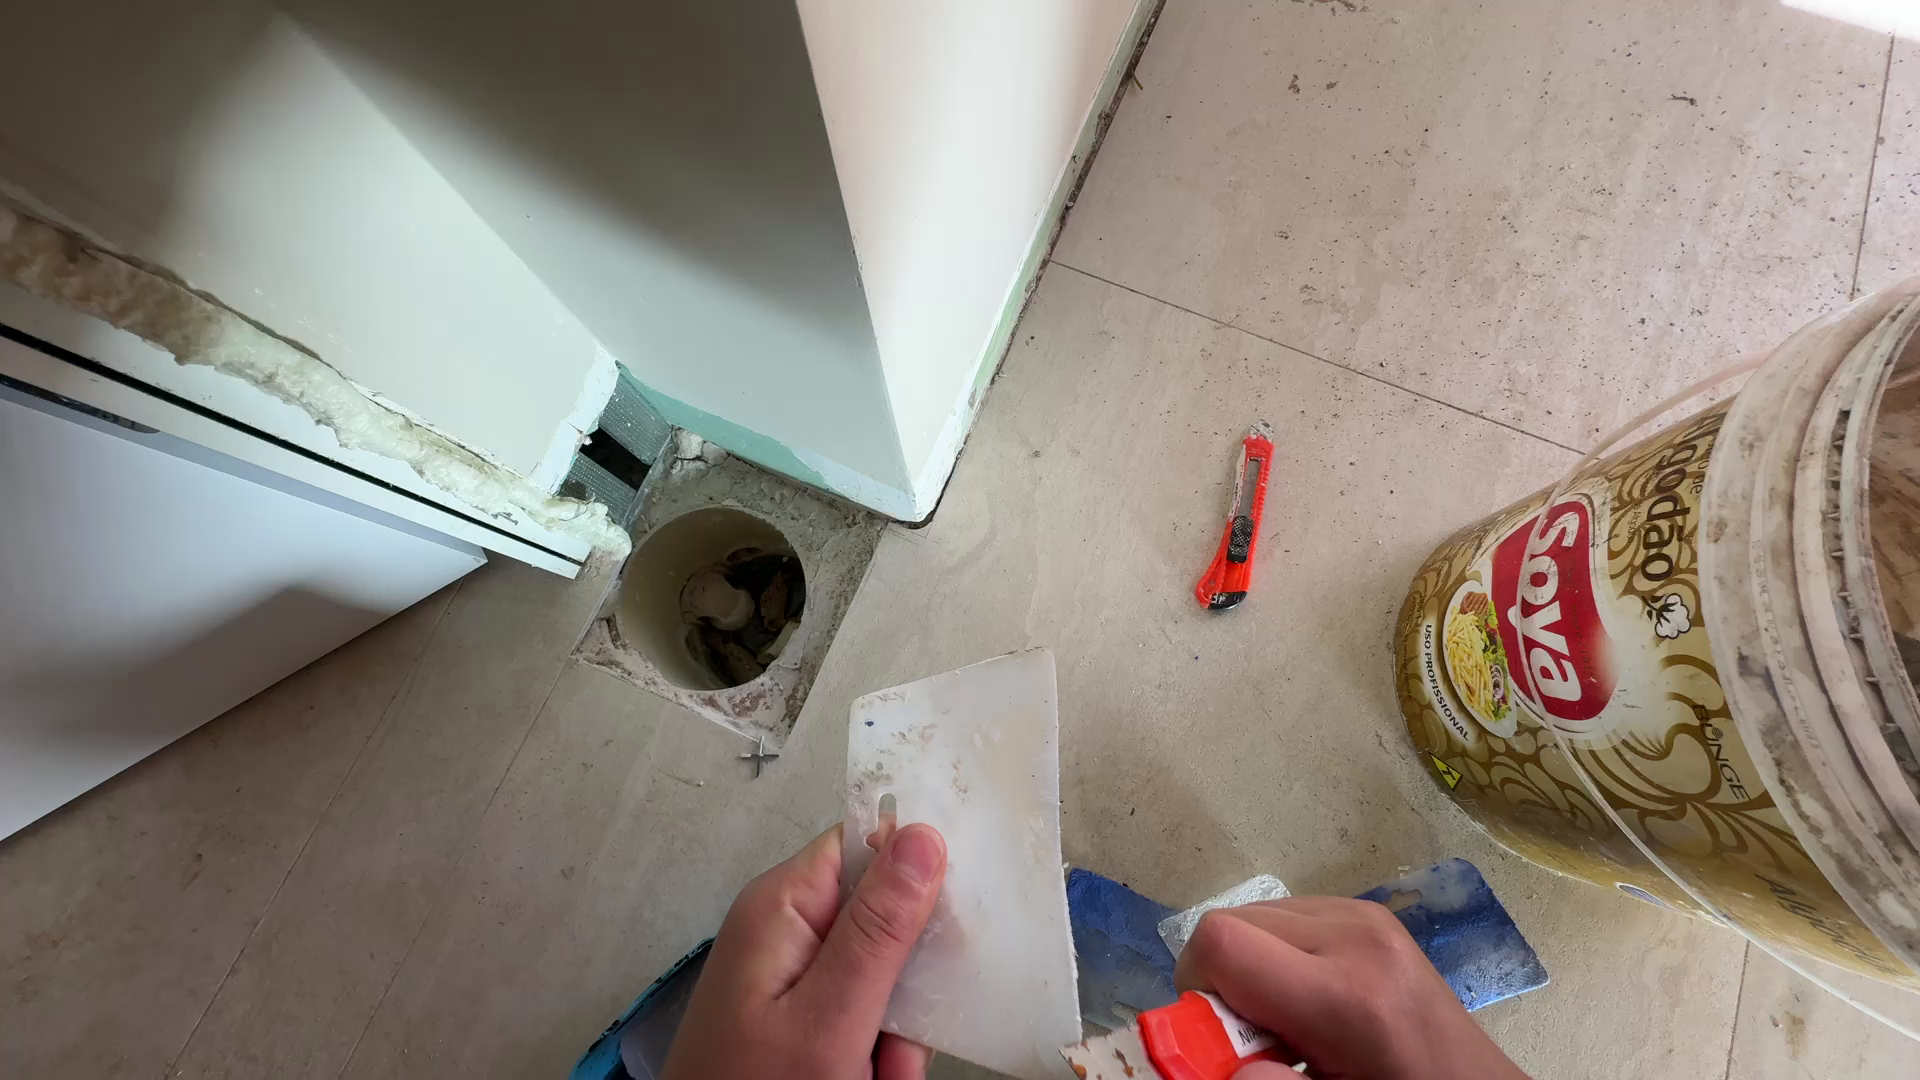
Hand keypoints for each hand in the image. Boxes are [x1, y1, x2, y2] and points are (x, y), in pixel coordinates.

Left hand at [662, 822, 947, 1079]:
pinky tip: (871, 1077)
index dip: (913, 867)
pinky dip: (877, 1044)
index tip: (946, 918)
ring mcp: (794, 967)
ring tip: (878, 1075)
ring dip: (896, 1023)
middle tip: (898, 1036)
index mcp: (782, 901)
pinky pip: (863, 1001)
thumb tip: (924, 834)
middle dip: (905, 972)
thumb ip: (878, 928)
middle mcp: (787, 922)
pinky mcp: (801, 1005)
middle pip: (882, 907)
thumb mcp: (828, 1019)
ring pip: (882, 964)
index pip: (866, 841)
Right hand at [1175, 897, 1529, 1079]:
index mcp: (1348, 997)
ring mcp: (1361, 913)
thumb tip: (1223, 1068)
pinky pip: (1282, 913)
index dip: (1197, 984)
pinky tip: (1308, 995)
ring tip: (1287, 1020)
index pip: (1222, 941)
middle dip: (1221, 980)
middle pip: (1230, 923)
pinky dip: (1273, 951)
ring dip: (1248, 964)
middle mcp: (1353, 933)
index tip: (1215, 1036)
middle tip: (1252, 1039)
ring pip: (1251, 914)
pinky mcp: (1363, 909)